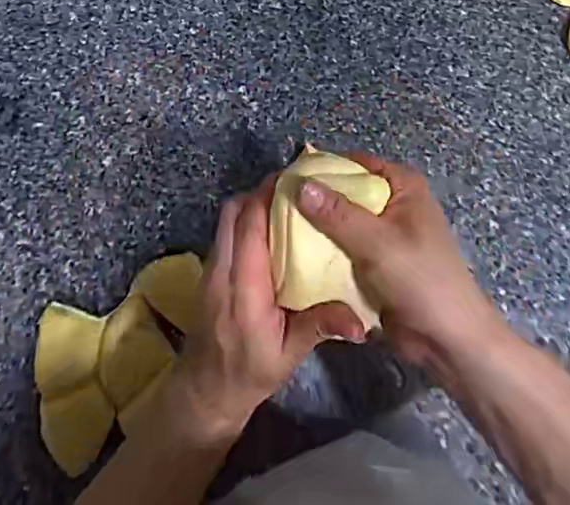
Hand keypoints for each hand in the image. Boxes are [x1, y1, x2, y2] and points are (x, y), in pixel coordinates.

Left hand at [170, 182, 365, 441]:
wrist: (207, 388)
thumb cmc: (251, 370)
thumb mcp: (290, 353)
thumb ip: (321, 327)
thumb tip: (362, 321)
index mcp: (243, 287)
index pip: (250, 227)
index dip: (266, 197)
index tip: (292, 179)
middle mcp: (222, 269)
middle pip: (233, 212)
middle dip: (259, 192)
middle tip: (292, 187)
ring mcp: (211, 267)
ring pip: (225, 219)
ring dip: (250, 203)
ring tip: (283, 201)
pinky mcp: (209, 270)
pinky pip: (224, 231)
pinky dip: (242, 219)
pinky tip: (267, 226)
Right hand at [293, 153, 507, 367]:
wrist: (449, 342)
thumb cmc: (422, 280)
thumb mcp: (378, 242)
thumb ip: (337, 214)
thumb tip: (298, 184)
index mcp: (402, 185)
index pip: (353, 163)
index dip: (321, 168)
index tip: (285, 179)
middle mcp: (393, 203)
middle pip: (344, 193)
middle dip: (314, 202)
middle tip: (276, 207)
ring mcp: (384, 235)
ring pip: (341, 223)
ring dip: (316, 230)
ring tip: (278, 232)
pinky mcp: (376, 263)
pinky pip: (343, 249)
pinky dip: (325, 252)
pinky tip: (296, 257)